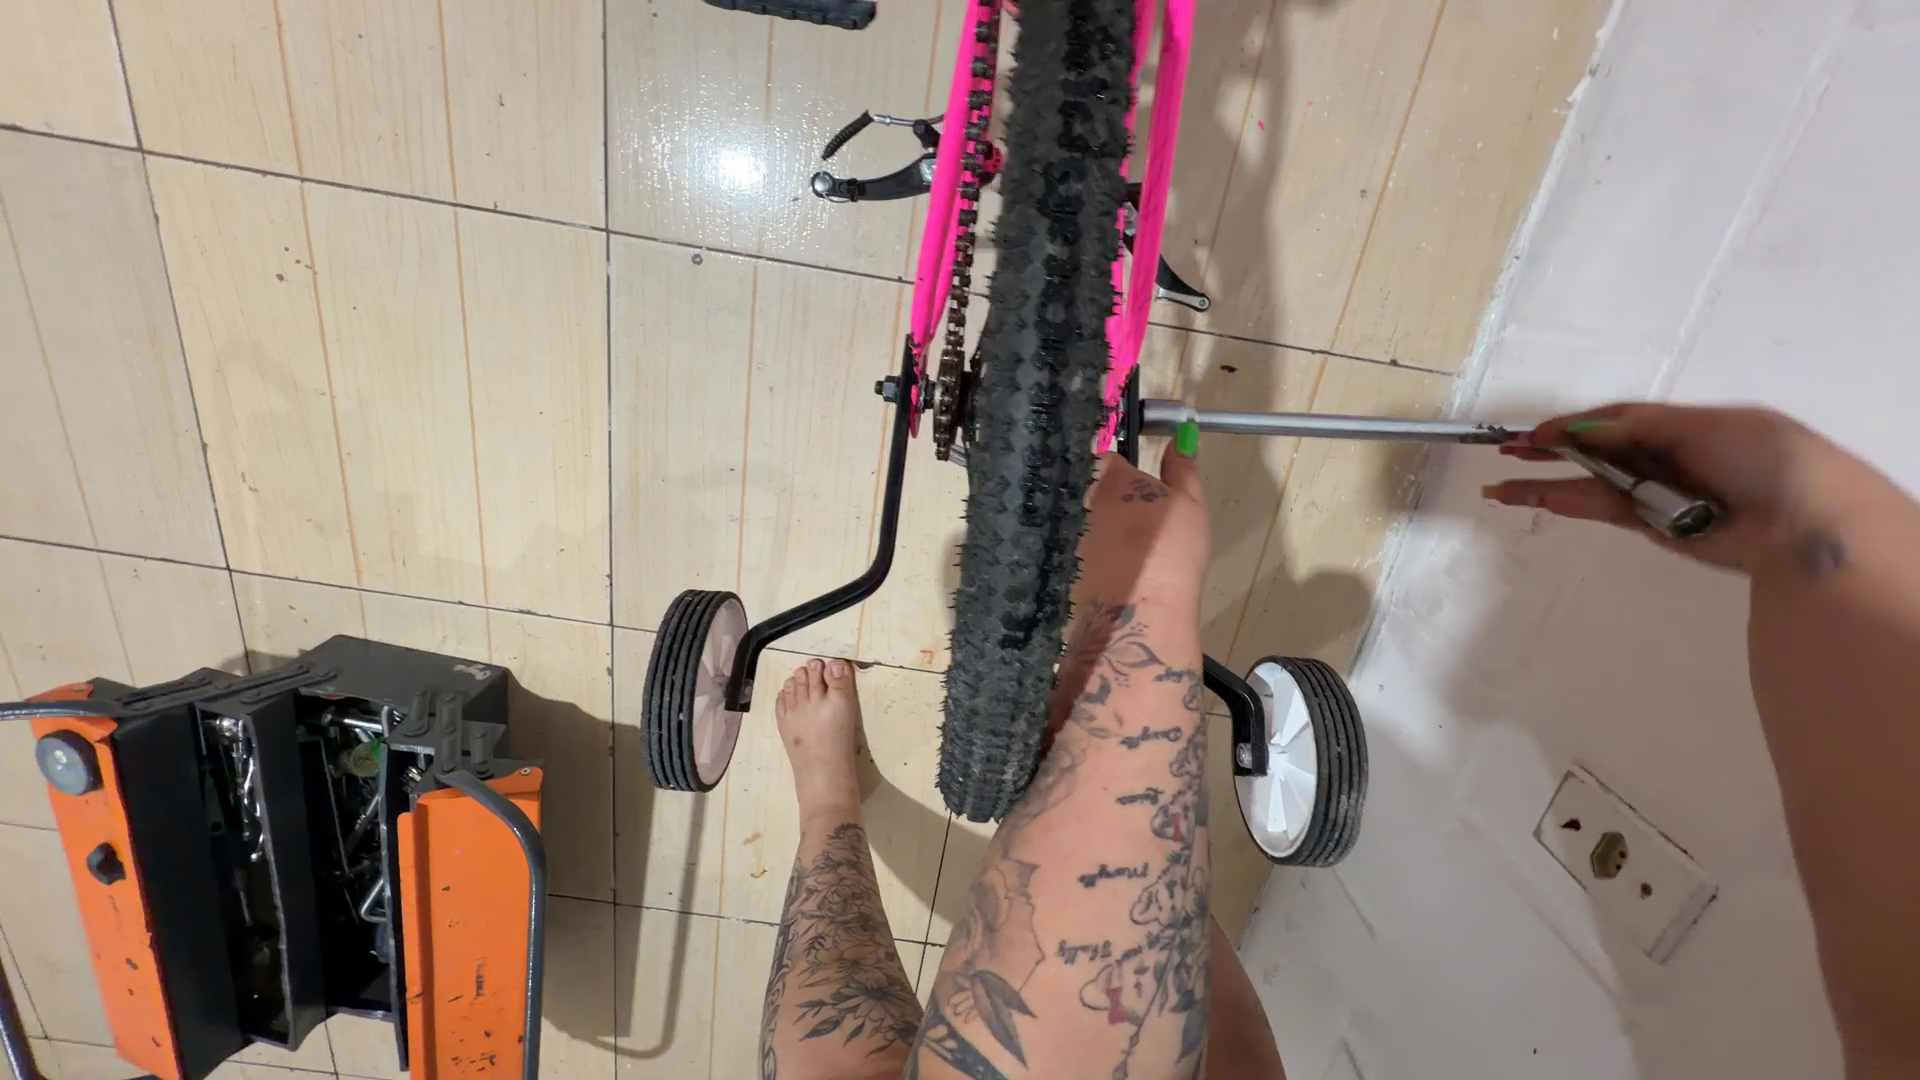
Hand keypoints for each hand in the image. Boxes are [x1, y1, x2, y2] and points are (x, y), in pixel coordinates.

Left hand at [1073, 442, 1210, 607]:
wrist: (1142, 611)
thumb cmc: (1171, 550)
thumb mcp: (1189, 503)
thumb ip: (1182, 466)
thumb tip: (1181, 435)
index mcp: (1106, 475)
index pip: (1104, 458)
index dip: (1118, 471)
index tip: (1132, 489)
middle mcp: (1076, 498)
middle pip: (1085, 487)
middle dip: (1103, 498)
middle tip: (1130, 522)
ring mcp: (1062, 530)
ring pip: (1076, 518)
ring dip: (1092, 525)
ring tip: (1120, 549)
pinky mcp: (1058, 561)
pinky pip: (1070, 547)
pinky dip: (1085, 552)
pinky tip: (1106, 569)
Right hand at [1485, 403, 1875, 574]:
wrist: (1806, 527)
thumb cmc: (1766, 462)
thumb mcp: (1706, 427)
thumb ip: (1639, 425)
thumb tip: (1578, 427)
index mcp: (1683, 426)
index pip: (1614, 420)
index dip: (1572, 424)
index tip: (1533, 433)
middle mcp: (1661, 456)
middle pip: (1592, 449)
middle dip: (1547, 450)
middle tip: (1505, 450)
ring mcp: (1652, 491)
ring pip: (1585, 482)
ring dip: (1540, 483)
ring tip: (1496, 488)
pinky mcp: (1645, 522)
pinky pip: (1595, 506)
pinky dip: (1562, 501)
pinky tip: (1530, 499)